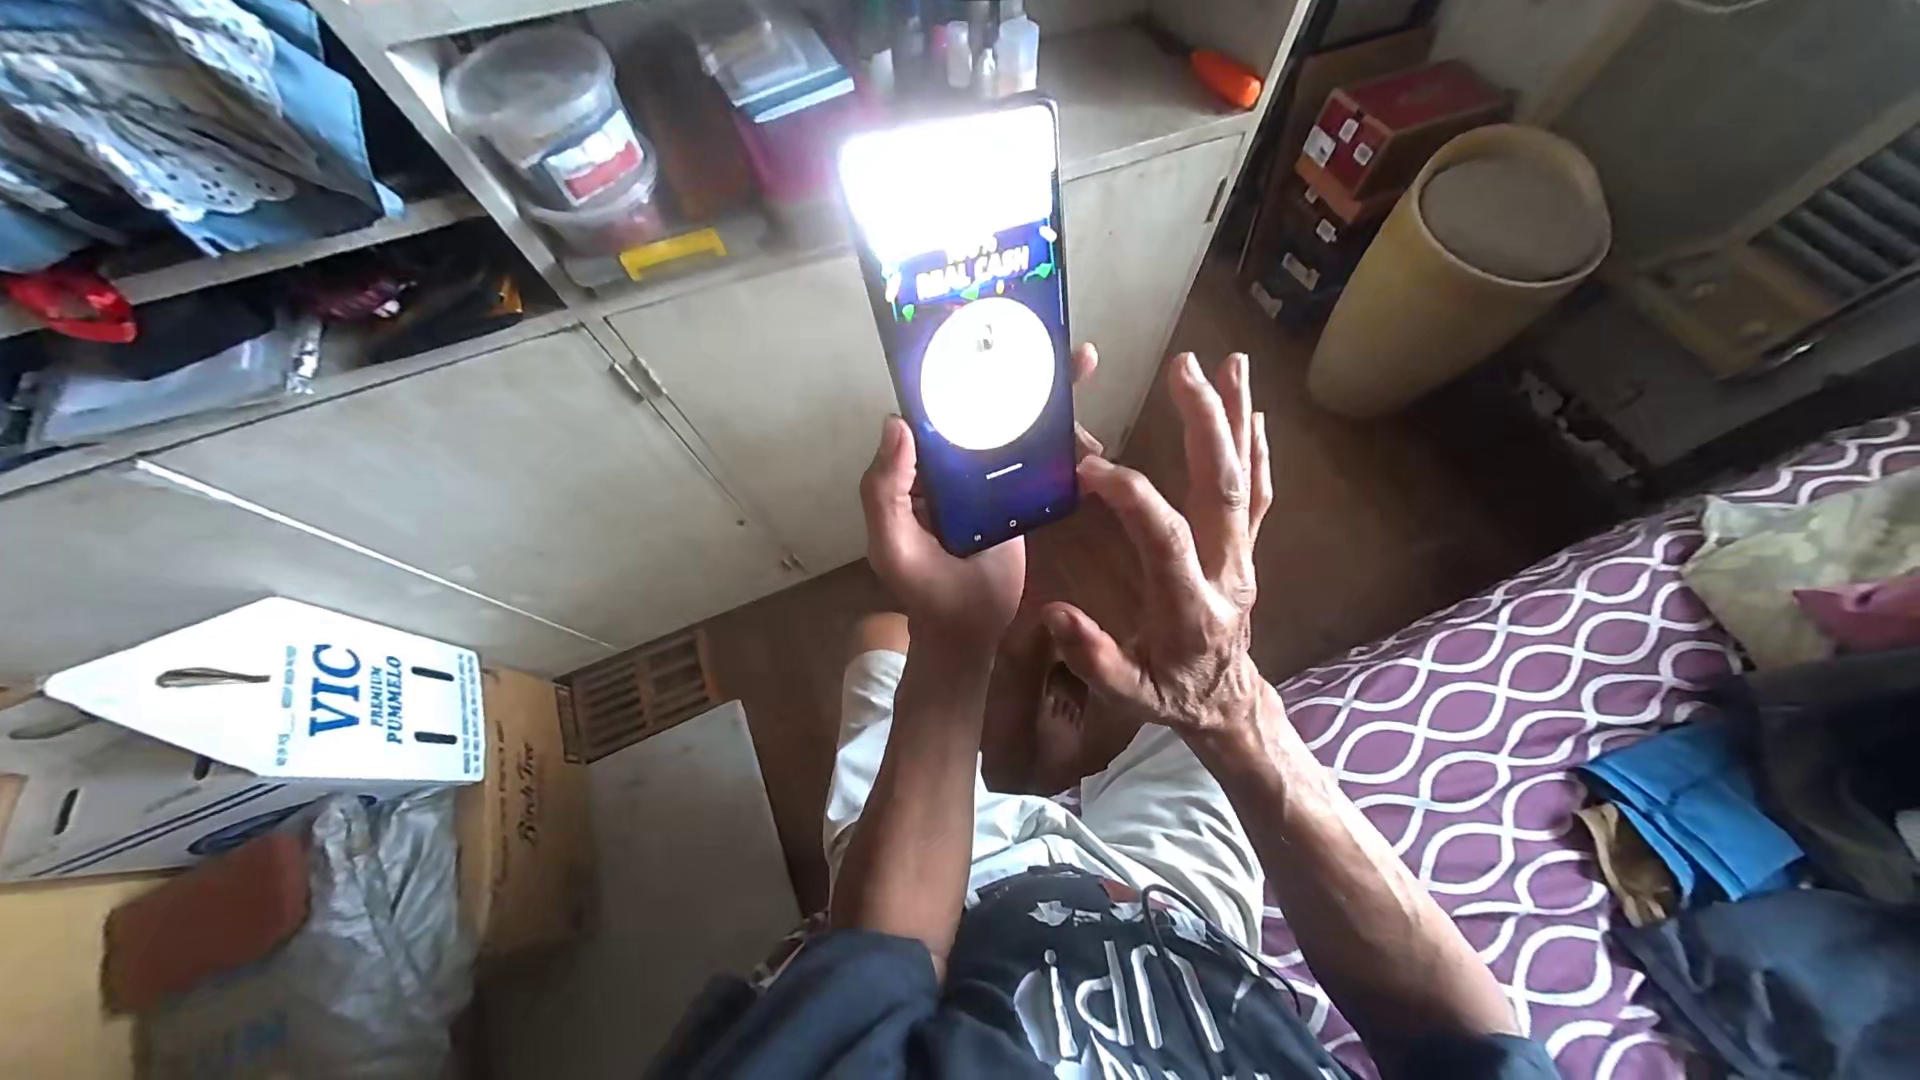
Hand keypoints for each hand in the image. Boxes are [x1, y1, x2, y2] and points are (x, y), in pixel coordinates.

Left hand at [862, 344, 1100, 652]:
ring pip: (1018, 431)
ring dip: (1049, 402)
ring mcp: (990, 480)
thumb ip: (883, 489)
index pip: (936, 411)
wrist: (968, 629)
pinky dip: (1063, 445)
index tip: (985, 336)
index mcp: (918, 468)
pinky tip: (1088, 434)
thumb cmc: (922, 588)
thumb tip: (896, 422)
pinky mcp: (1020, 498)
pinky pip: (1039, 462)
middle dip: (1017, 373)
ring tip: (1082, 369)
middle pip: (985, 409)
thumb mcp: (890, 542)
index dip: (956, 372)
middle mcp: (954, 466)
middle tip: (1052, 341)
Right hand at [1041, 351, 1283, 766]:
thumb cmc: (1172, 694)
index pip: (1164, 534)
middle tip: (1185, 369)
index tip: (1089, 467)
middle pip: (1223, 487)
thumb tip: (1055, 614)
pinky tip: (1251, 413)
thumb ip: (1093, 658)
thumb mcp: (1128, 693)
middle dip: (1204, 423)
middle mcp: (1226, 569)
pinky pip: (1258, 493)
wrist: (1227, 702)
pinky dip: (1256, 449)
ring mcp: (1242, 555)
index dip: (1130, 494)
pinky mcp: (1246, 550)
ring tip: (1231, 364)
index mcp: (1190, 603)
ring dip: (1236, 418)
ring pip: (1247, 479)